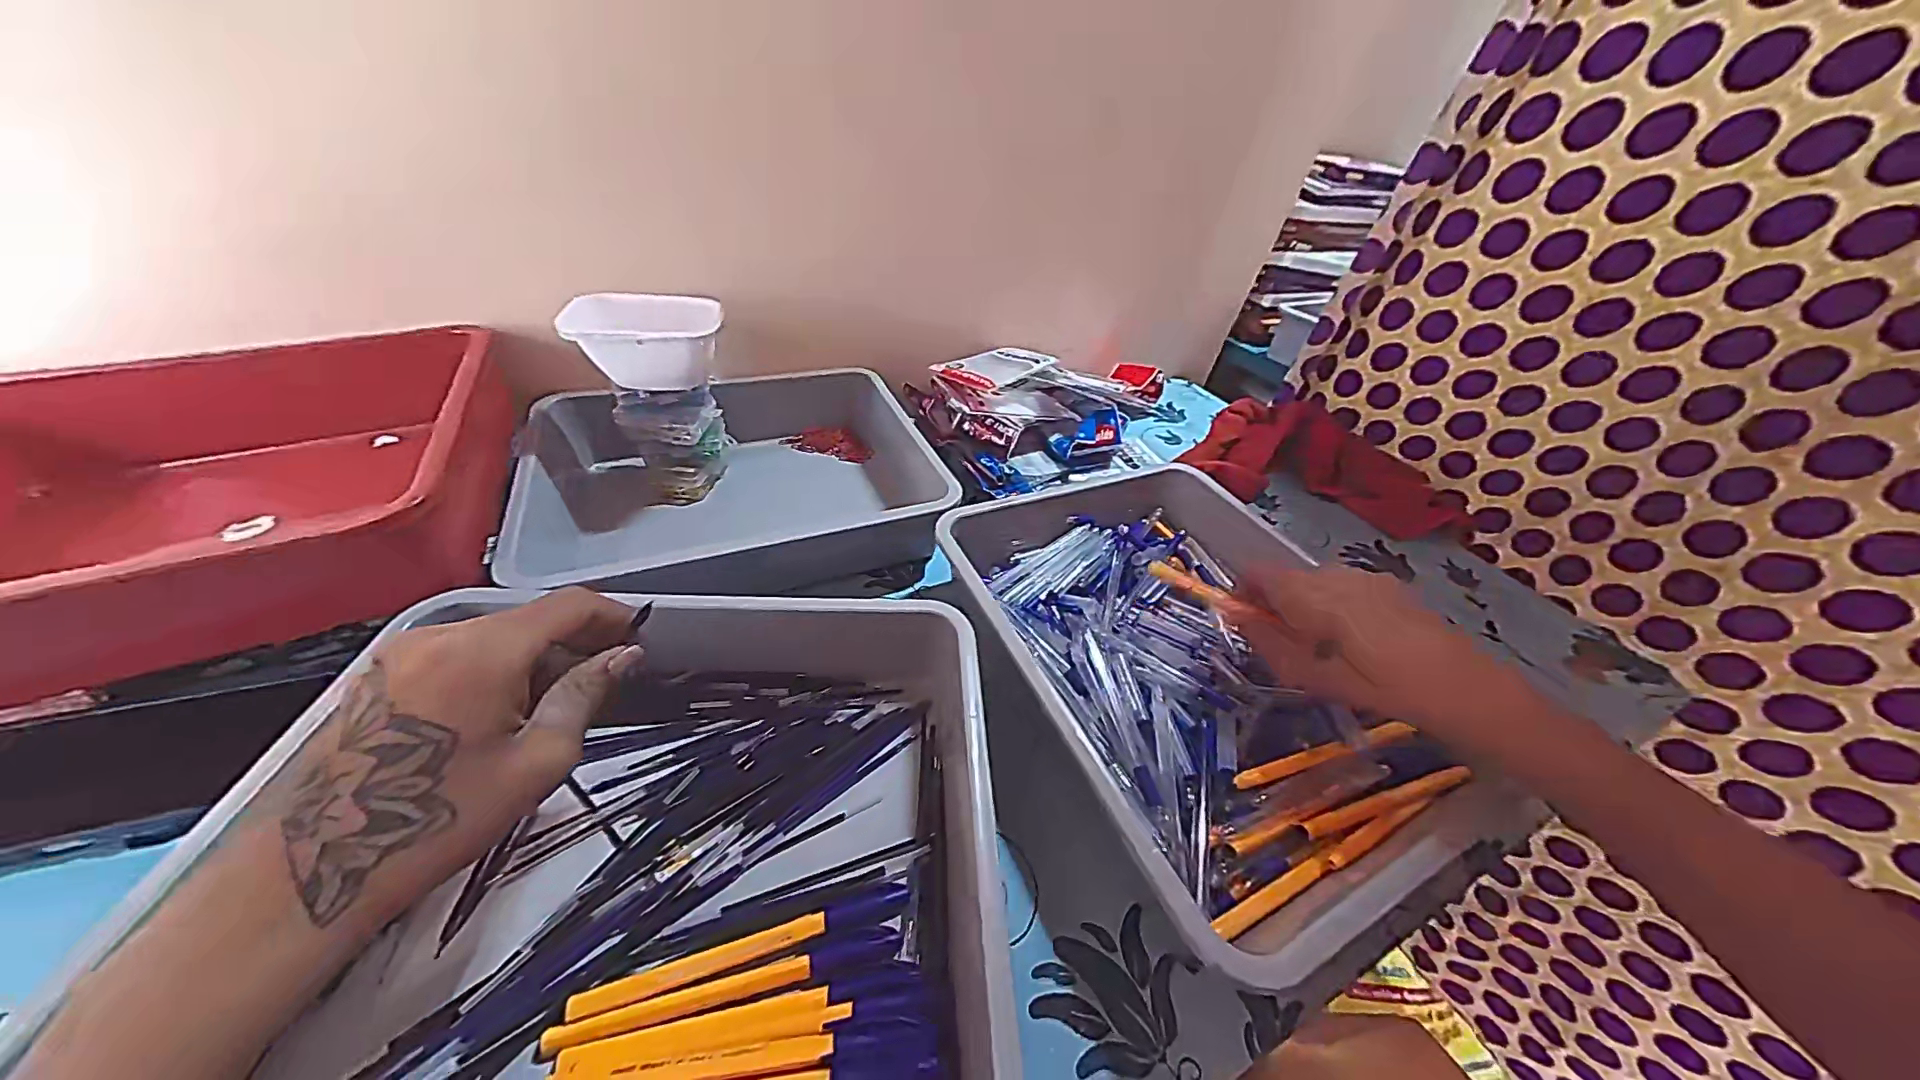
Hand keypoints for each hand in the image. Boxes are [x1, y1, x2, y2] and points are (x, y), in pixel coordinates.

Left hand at [271, 587, 642, 935]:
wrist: (309, 872)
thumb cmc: (432, 821)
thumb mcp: (537, 761)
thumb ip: (584, 696)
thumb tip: (619, 659)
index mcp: (482, 651)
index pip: (568, 605)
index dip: (612, 614)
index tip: (635, 633)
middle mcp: (437, 638)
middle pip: (529, 619)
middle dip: (573, 643)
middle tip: (601, 681)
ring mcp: (400, 655)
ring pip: (493, 637)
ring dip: (533, 660)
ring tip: (549, 709)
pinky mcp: (378, 677)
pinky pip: (457, 654)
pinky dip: (494, 671)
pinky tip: (500, 716)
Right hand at [1228, 565, 1550, 757]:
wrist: (1465, 689)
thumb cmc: (1382, 689)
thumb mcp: (1312, 676)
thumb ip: (1268, 641)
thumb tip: (1235, 616)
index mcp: (1312, 595)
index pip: (1256, 573)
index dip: (1241, 594)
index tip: (1246, 625)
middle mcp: (1334, 574)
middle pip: (1283, 577)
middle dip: (1272, 605)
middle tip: (1283, 647)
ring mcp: (1364, 576)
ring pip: (1312, 582)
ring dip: (1302, 606)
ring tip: (1320, 648)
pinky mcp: (1387, 585)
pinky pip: (1340, 587)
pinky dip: (1330, 606)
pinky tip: (1353, 641)